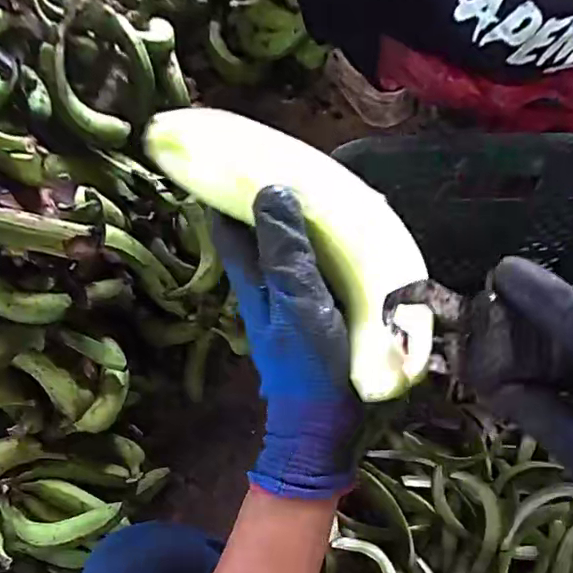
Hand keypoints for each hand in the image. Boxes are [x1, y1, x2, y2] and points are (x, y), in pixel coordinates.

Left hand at [212, 186, 360, 498]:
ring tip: (325, 185)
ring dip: (300, 217)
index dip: (225, 184)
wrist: (324, 423)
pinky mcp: (316, 312)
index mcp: (253, 278)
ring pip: (287, 245)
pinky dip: (324, 245)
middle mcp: (266, 284)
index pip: (226, 220)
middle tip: (293, 159)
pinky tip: (347, 233)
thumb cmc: (309, 367)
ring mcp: (291, 299)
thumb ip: (285, 252)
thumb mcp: (298, 304)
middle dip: (269, 194)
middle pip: (257, 227)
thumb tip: (272, 189)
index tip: (236, 149)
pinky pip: (314, 265)